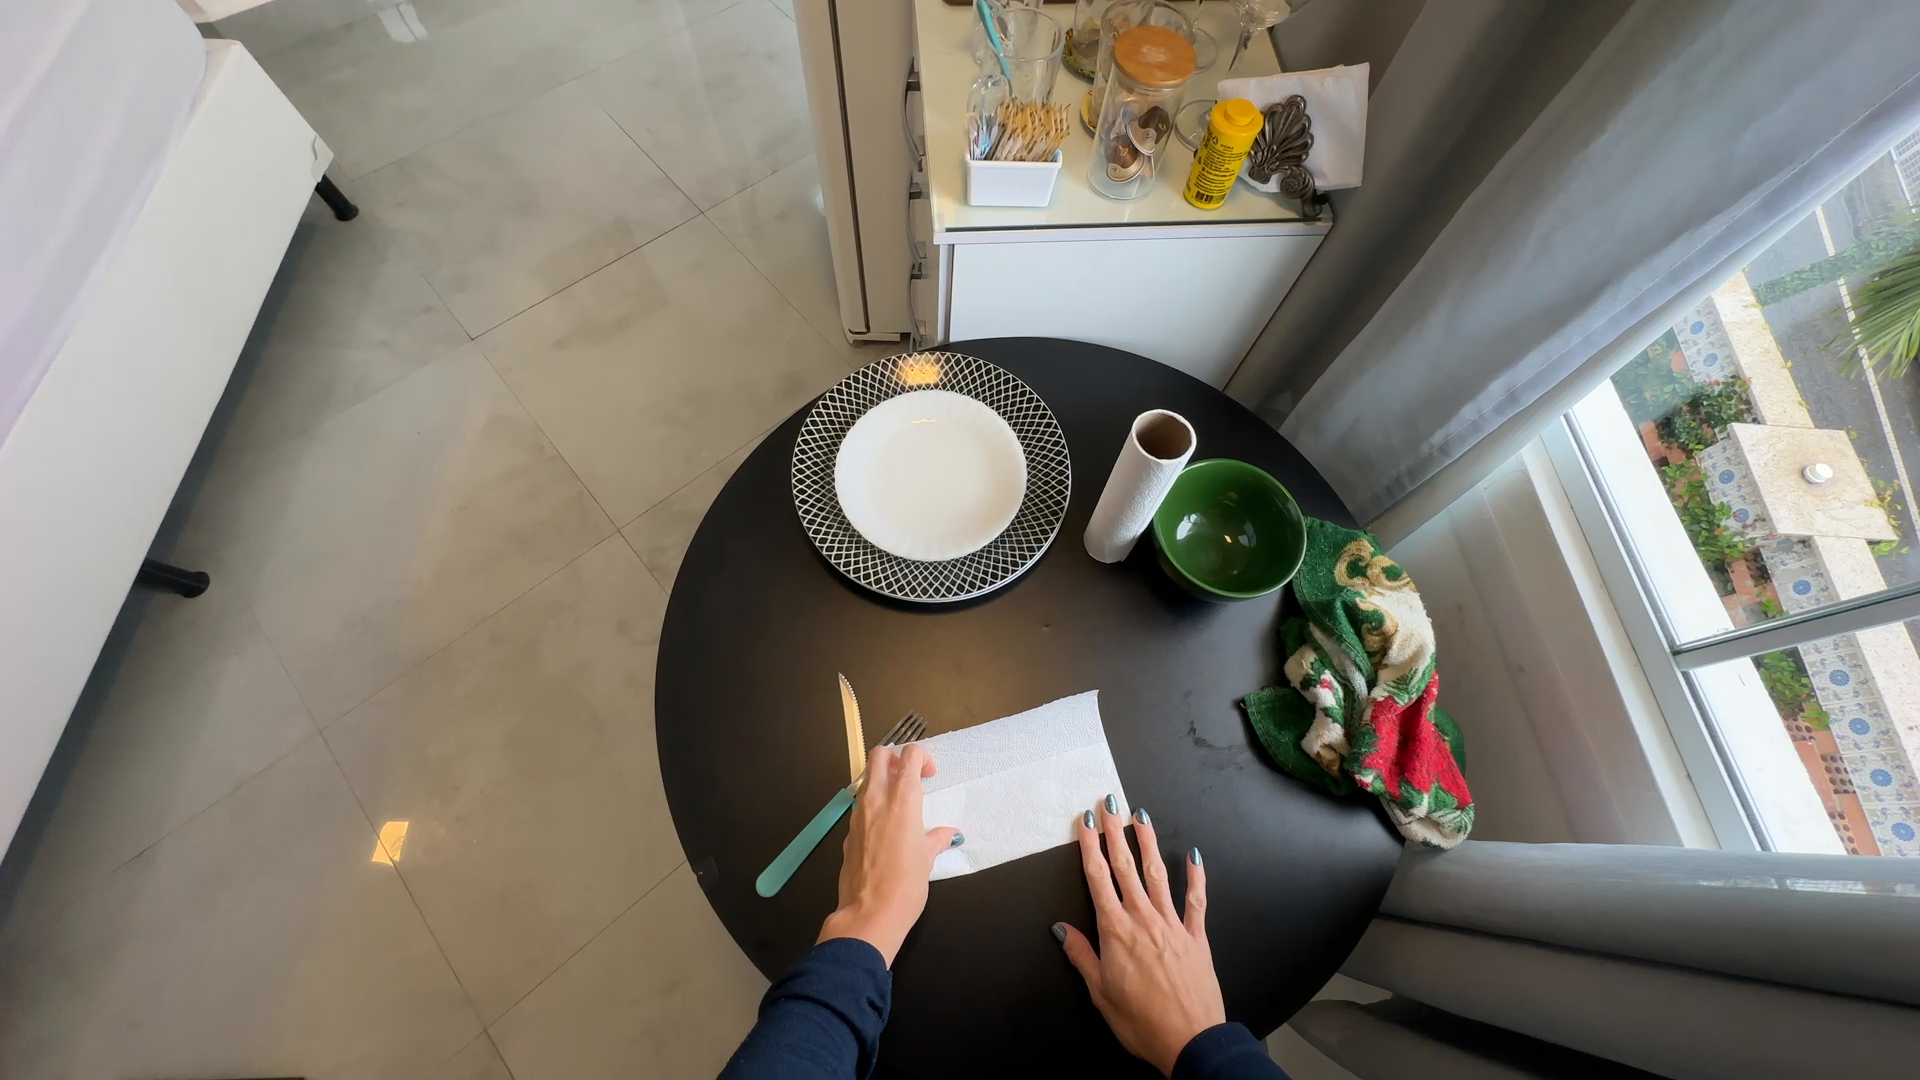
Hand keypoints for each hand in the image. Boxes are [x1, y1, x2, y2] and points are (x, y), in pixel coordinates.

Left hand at [817, 743, 961, 965]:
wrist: (869, 915)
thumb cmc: (906, 886)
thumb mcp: (927, 859)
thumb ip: (936, 839)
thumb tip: (950, 834)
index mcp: (902, 800)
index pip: (910, 755)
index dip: (922, 757)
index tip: (929, 775)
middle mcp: (877, 799)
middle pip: (880, 754)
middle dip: (895, 758)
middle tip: (908, 777)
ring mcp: (858, 814)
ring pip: (867, 779)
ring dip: (882, 781)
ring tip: (898, 804)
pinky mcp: (847, 832)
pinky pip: (860, 806)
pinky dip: (873, 806)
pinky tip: (884, 830)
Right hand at [1054, 800, 1223, 1076]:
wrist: (1191, 1043)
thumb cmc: (1141, 1021)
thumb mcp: (1100, 993)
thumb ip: (1082, 955)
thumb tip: (1062, 929)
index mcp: (1115, 930)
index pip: (1098, 878)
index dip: (1090, 846)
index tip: (1085, 821)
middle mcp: (1142, 918)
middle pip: (1126, 866)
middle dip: (1115, 832)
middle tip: (1110, 804)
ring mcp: (1171, 923)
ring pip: (1157, 874)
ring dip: (1148, 842)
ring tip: (1141, 816)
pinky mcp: (1195, 936)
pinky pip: (1195, 900)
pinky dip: (1195, 876)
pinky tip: (1193, 854)